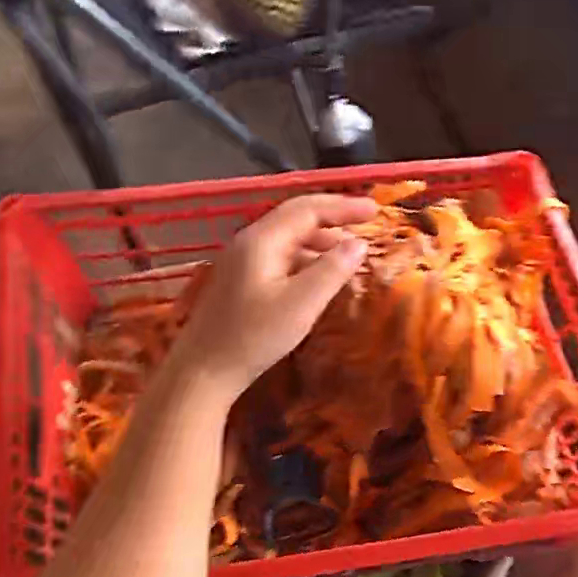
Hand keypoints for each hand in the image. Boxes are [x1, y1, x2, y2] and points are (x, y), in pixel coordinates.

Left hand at [170, 194, 377, 395]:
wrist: (203, 369)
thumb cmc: (254, 337)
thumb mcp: (301, 305)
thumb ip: (332, 270)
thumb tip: (358, 243)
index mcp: (262, 240)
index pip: (307, 209)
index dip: (343, 207)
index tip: (374, 210)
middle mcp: (248, 241)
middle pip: (294, 217)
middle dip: (332, 217)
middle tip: (364, 224)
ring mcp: (239, 261)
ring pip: (285, 237)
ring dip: (318, 238)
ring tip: (346, 250)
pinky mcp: (237, 280)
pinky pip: (277, 255)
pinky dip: (303, 256)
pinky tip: (316, 273)